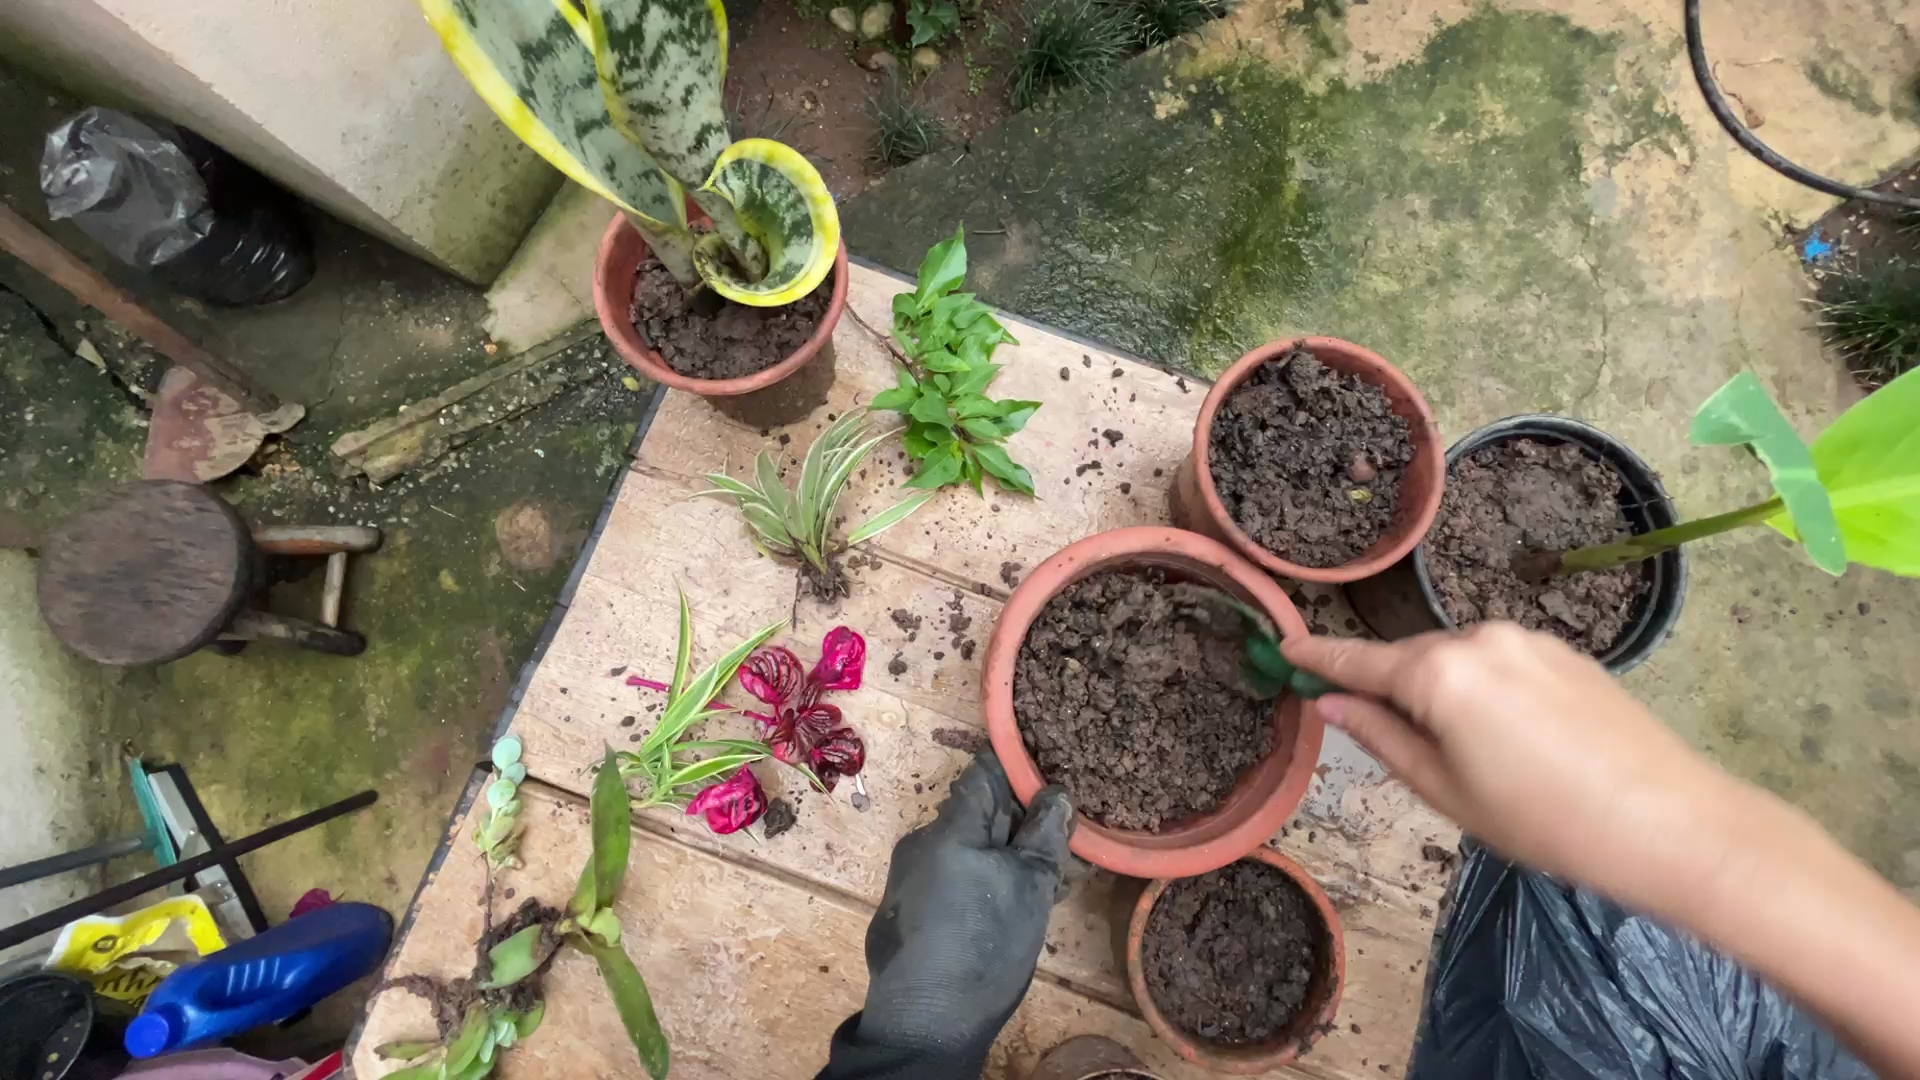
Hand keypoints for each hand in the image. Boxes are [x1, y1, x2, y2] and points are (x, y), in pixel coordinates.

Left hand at [855, 753, 1074, 1060]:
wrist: (925, 1023)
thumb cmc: (983, 943)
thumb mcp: (1030, 886)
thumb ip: (1044, 833)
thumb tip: (1057, 792)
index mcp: (951, 824)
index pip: (985, 771)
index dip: (1020, 769)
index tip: (1053, 777)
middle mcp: (925, 839)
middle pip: (979, 810)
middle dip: (1021, 818)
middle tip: (1063, 836)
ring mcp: (913, 873)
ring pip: (970, 845)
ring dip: (1008, 852)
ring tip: (1049, 875)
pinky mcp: (910, 905)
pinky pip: (954, 873)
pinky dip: (985, 877)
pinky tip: (1012, 903)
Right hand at [1286, 623, 1919, 1078]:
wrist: (1684, 829)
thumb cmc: (1544, 820)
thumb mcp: (1443, 789)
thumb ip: (1378, 735)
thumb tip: (1331, 704)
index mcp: (1438, 673)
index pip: (1356, 660)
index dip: (1315, 656)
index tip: (1283, 646)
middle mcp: (1475, 638)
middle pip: (1405, 658)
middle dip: (1385, 686)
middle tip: (1384, 733)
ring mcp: (1523, 639)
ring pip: (1448, 658)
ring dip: (1434, 688)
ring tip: (1462, 746)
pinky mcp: (1561, 649)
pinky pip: (1490, 659)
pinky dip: (1475, 684)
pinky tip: (1506, 730)